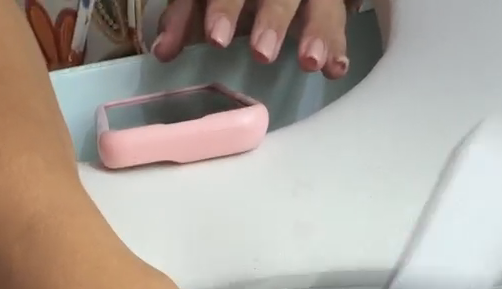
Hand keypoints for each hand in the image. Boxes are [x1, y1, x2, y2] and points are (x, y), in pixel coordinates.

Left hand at [151, 0, 357, 76]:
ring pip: (317, 0)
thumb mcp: (205, 0)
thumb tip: (162, 51)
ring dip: (314, 29)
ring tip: (309, 61)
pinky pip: (338, 17)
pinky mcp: (331, 2)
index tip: (216, 38)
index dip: (223, 8)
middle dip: (272, 16)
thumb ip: (183, 20)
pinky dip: (337, 44)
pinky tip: (335, 68)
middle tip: (262, 51)